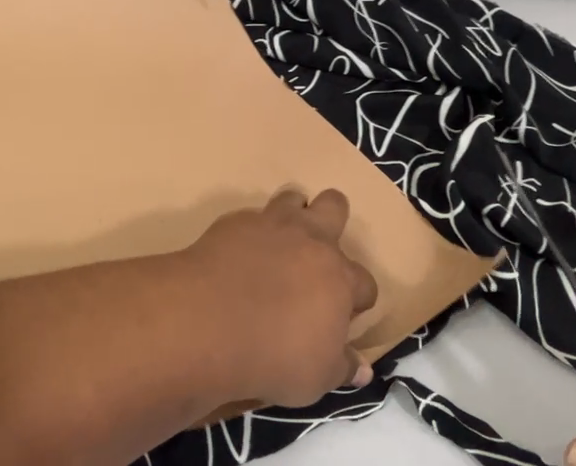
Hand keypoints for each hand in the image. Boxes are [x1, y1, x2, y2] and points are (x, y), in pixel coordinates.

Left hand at [180, 189, 378, 407]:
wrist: (211, 321)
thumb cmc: (274, 355)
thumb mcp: (317, 377)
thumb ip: (342, 366)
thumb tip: (363, 370)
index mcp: (339, 278)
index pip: (365, 282)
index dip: (357, 299)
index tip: (342, 315)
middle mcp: (311, 241)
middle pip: (334, 207)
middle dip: (333, 219)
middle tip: (317, 251)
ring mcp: (271, 225)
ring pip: (292, 197)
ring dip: (291, 214)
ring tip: (279, 241)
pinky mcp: (235, 222)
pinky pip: (250, 217)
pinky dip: (250, 233)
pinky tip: (239, 254)